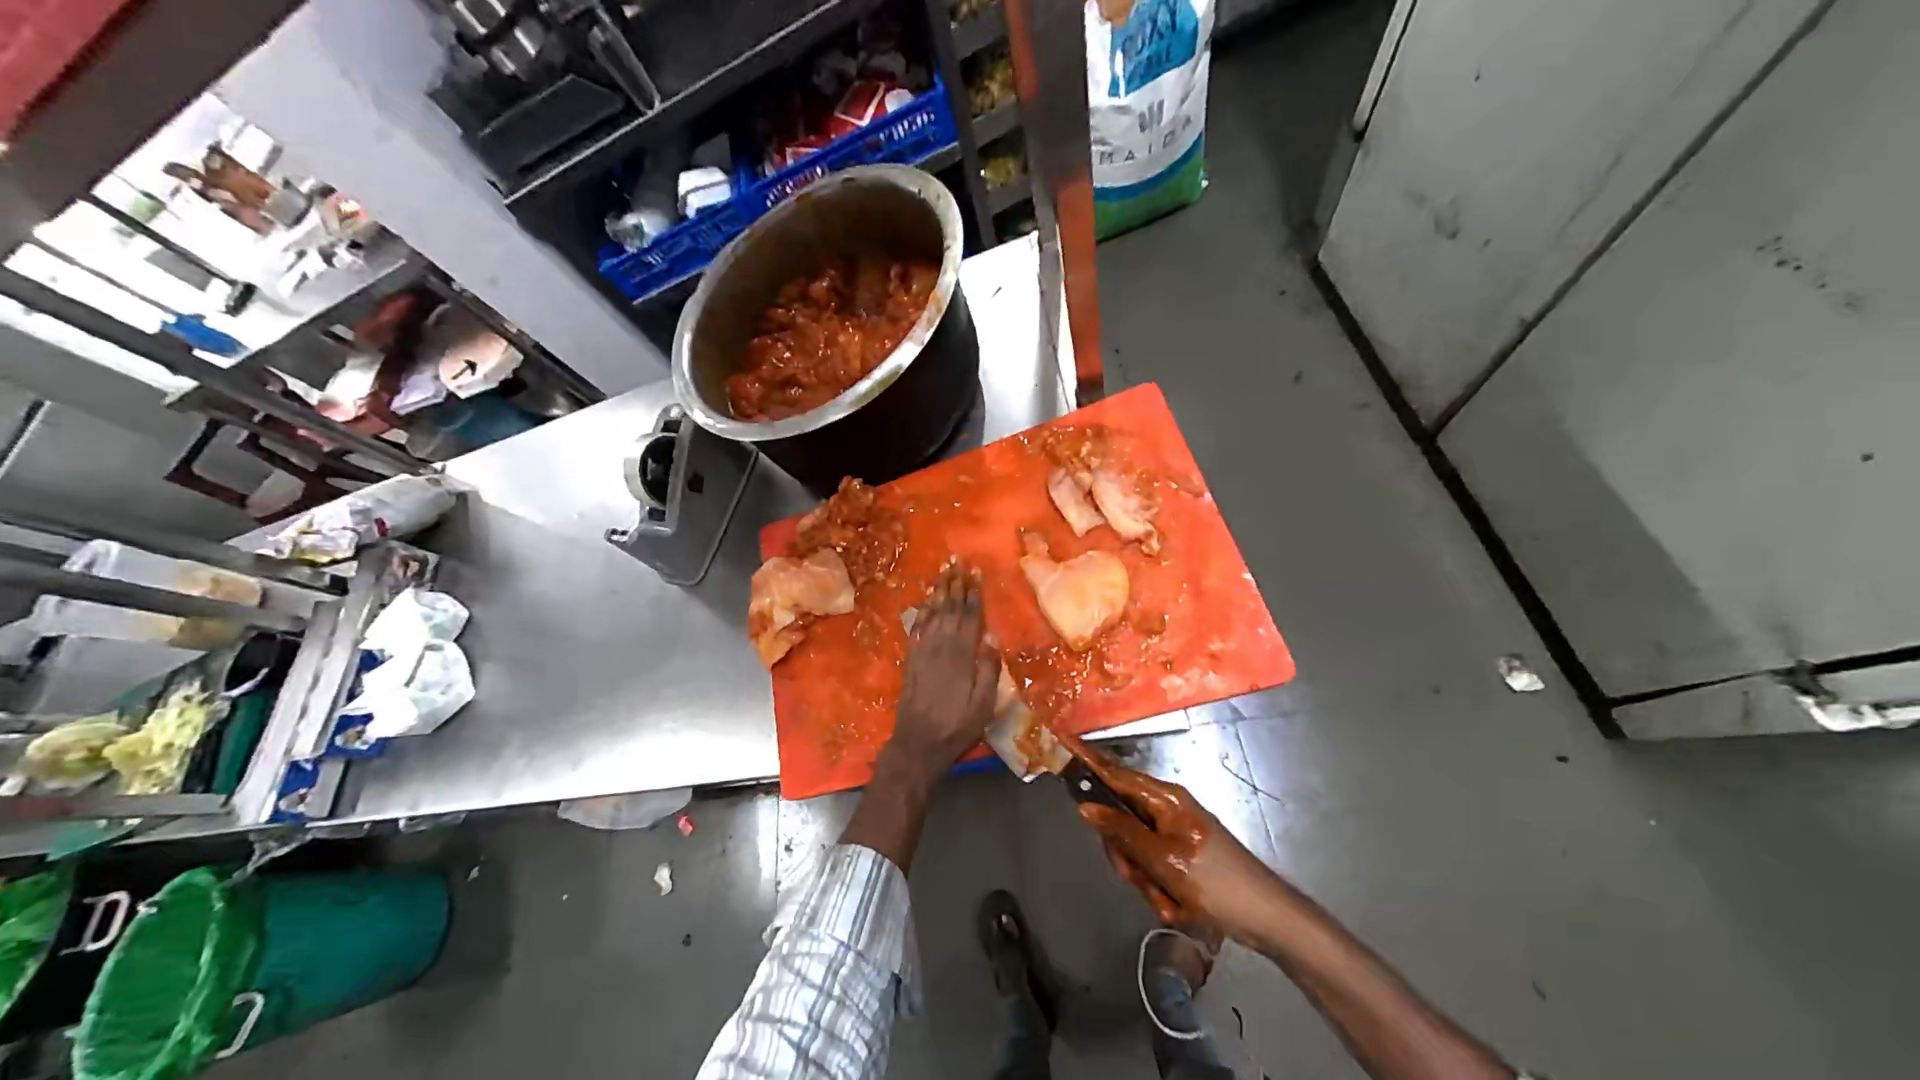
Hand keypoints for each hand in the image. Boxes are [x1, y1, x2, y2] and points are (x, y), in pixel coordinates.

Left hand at [885, 564, 999, 776]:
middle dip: (955, 583)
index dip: (973, 593)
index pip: (970, 616)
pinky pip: (918, 626)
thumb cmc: (957, 726)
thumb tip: (993, 637)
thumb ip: (989, 670)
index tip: (976, 571)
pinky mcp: (911, 658)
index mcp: (962, 655)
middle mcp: (941, 646)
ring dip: (939, 590)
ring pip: (933, 612)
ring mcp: (923, 650)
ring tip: (944, 570)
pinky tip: (927, 600)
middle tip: (958, 560)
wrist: (918, 742)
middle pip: (950, 607)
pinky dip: (923, 610)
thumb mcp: (983, 704)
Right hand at [1065, 735, 1284, 947]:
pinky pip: (1151, 867)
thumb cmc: (1216, 882)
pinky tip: (1178, 907)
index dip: (1088, 762)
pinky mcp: (1180, 856)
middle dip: (1125, 855)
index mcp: (1165, 798)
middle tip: (1137, 877)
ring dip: (1145, 880)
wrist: (1267, 919)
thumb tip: (1085, 805)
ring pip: (1133, 849)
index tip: (1062, 744)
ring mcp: (1173, 833)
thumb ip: (1122, 832)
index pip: (1116, 774)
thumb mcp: (1163, 859)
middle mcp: (1166, 808)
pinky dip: (1159, 889)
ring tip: (1170, 901)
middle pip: (1119, 819)